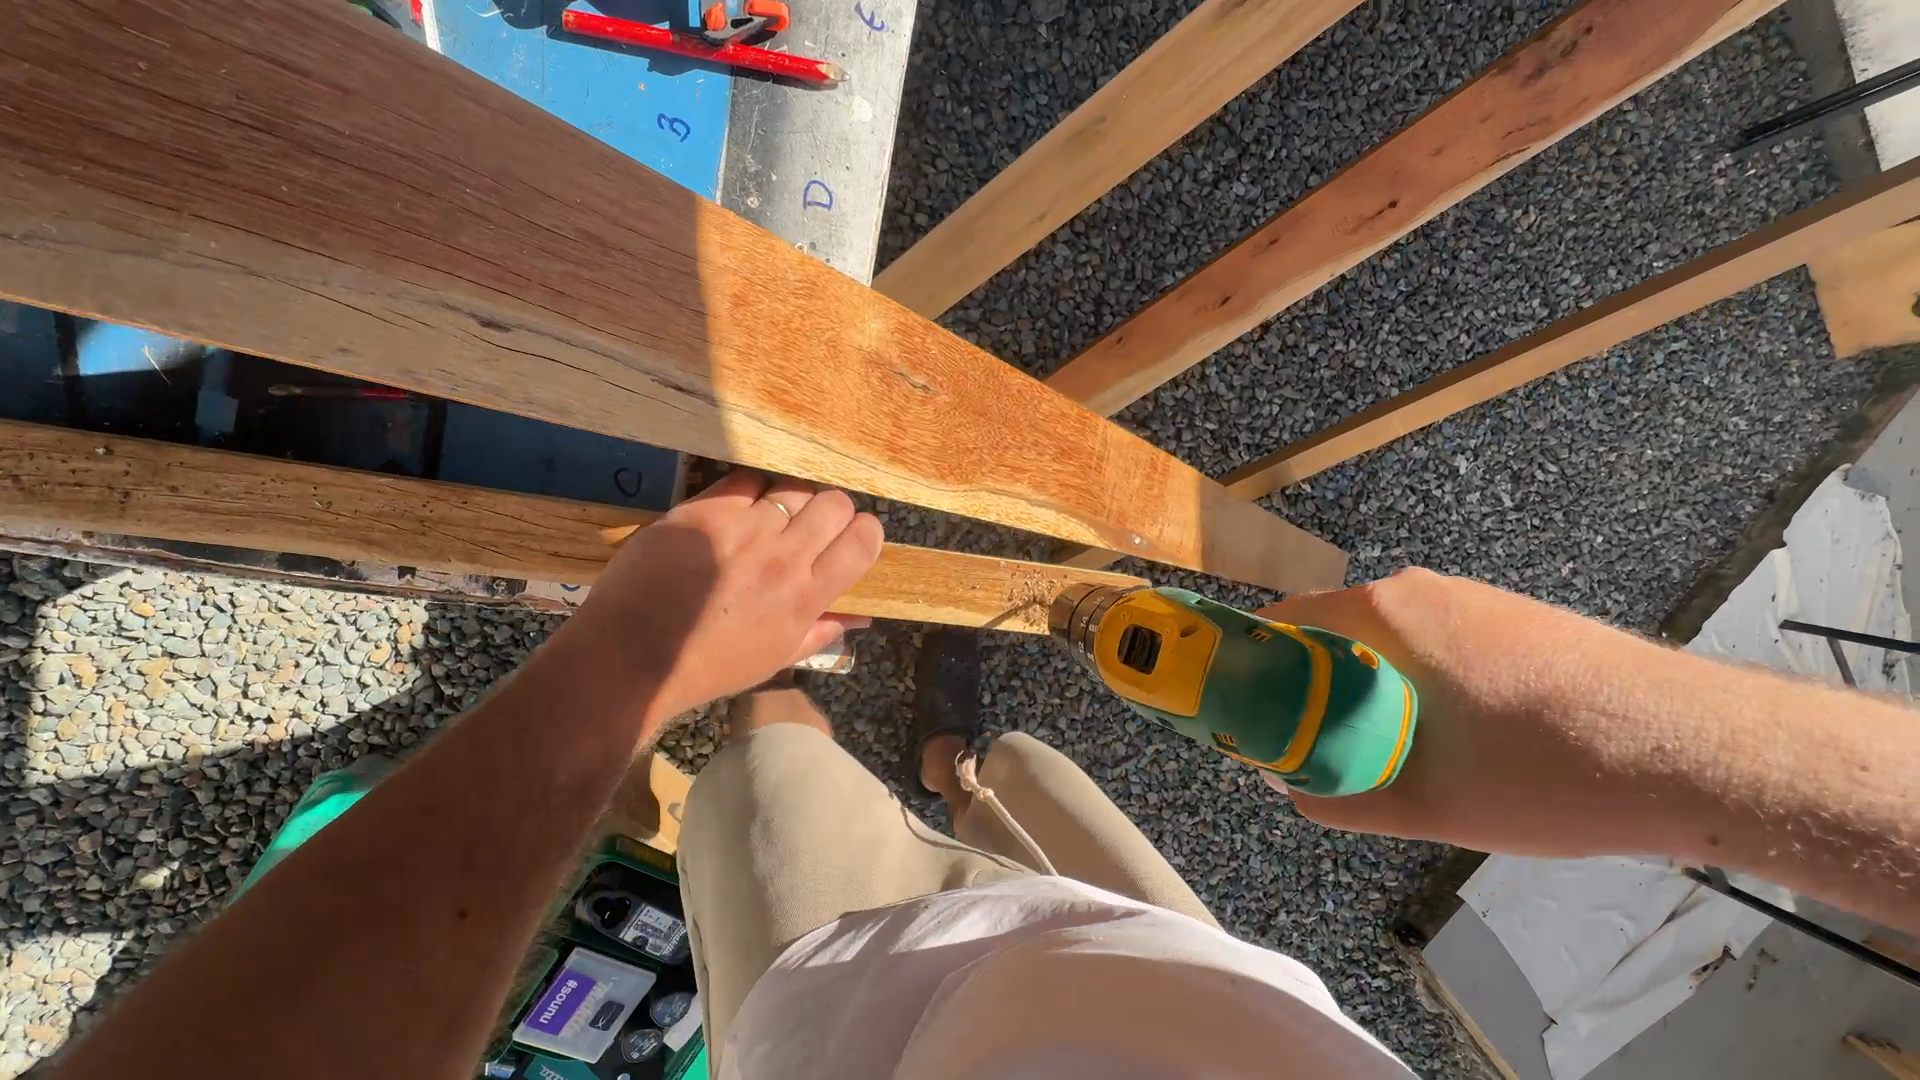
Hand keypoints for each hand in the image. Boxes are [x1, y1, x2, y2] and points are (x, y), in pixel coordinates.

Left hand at [567, 469, 882, 718]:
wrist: (631, 655)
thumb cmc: (709, 665)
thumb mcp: (776, 657)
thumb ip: (822, 630)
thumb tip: (862, 616)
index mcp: (805, 597)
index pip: (864, 540)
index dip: (864, 532)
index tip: (849, 537)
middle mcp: (783, 558)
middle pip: (835, 504)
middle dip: (830, 511)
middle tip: (809, 525)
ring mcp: (744, 530)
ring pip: (793, 487)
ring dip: (789, 500)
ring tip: (770, 516)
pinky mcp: (705, 512)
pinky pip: (746, 479)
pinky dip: (750, 490)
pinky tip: (738, 508)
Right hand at [1254, 568, 1685, 857]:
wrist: (1707, 754)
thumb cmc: (1547, 770)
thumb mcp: (1428, 804)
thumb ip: (1340, 796)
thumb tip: (1287, 785)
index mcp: (1384, 612)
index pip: (1284, 619)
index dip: (1252, 660)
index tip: (1240, 704)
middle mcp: (1420, 589)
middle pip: (1332, 627)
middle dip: (1307, 680)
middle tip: (1304, 738)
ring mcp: (1473, 598)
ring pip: (1385, 636)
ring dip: (1362, 682)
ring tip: (1373, 744)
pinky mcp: (1514, 617)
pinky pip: (1432, 641)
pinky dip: (1411, 678)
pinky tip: (1444, 732)